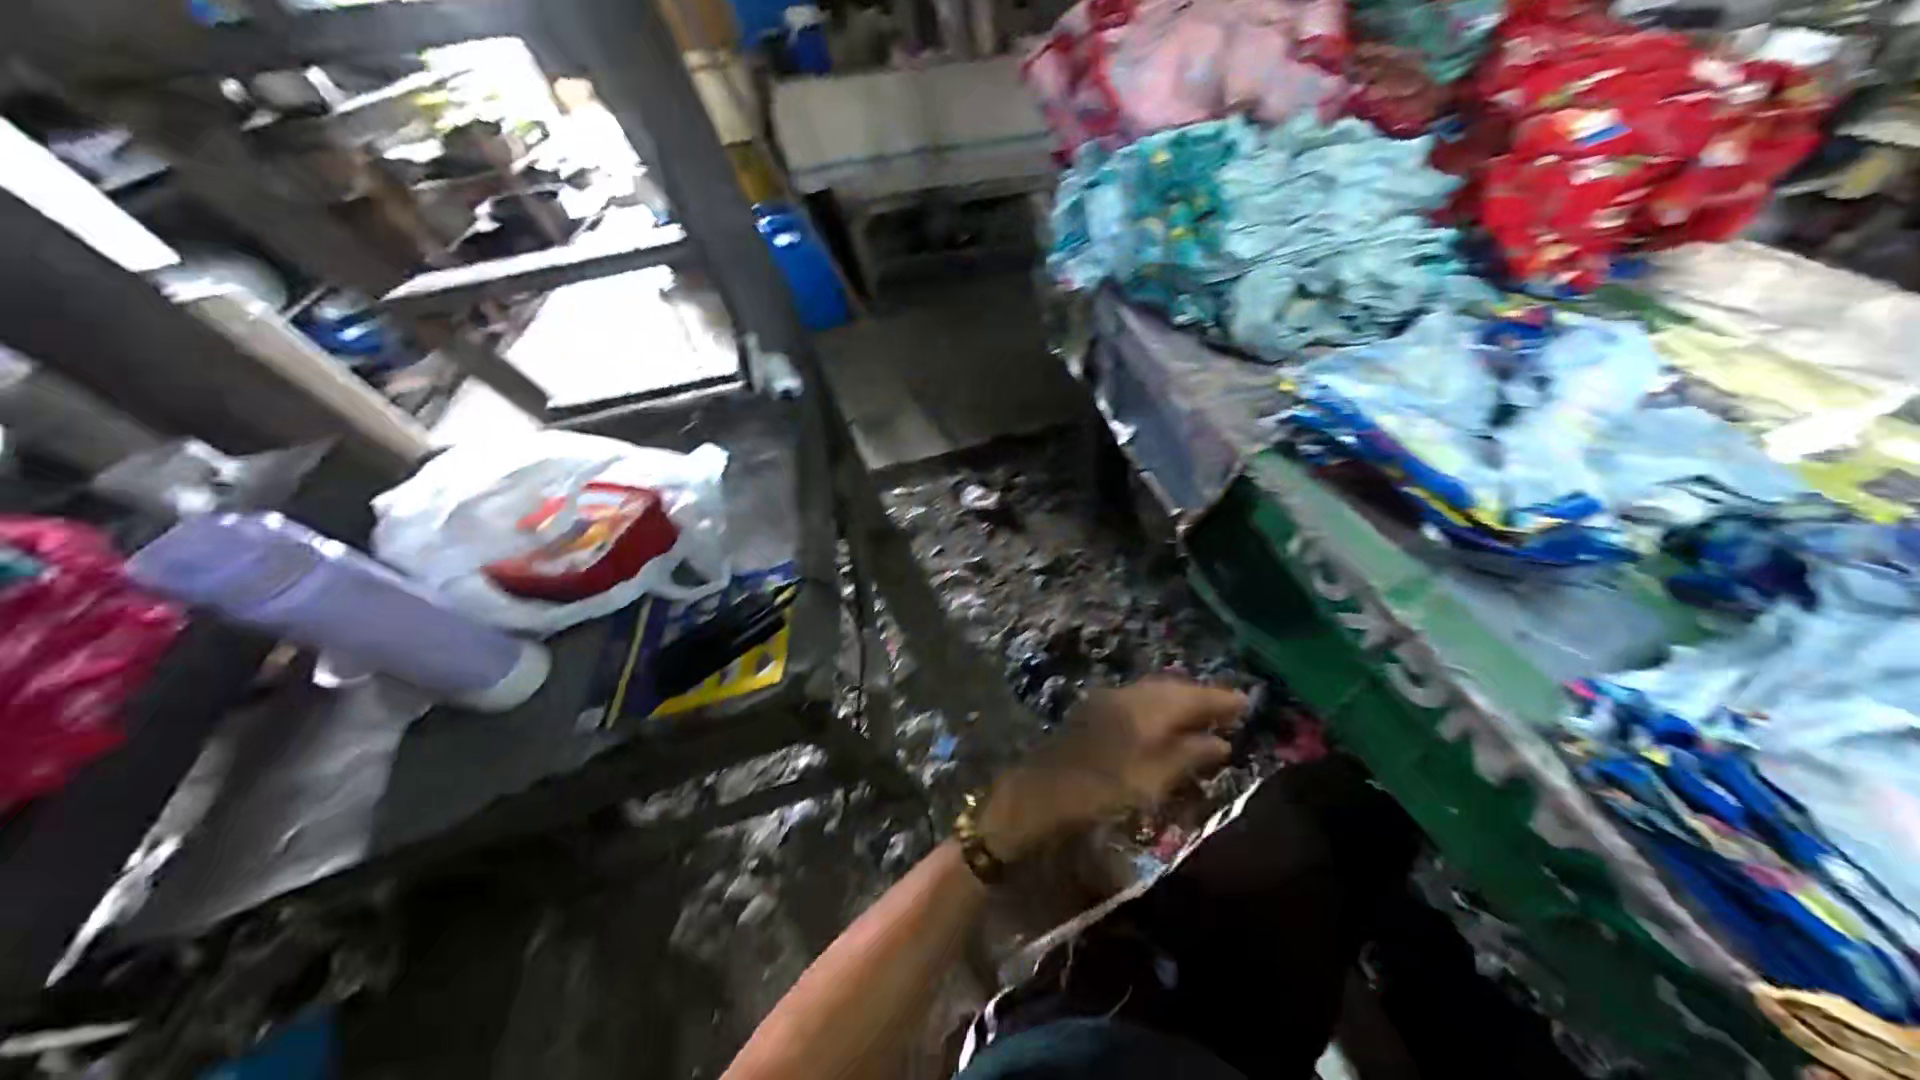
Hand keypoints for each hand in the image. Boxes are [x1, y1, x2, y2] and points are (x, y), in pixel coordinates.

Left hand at [977, 675, 1247, 860]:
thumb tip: (1220, 740)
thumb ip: (1189, 755)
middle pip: (1173, 688)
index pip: (1193, 696)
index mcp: (1145, 708)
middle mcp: (1127, 694)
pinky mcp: (1093, 710)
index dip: (1221, 699)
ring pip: (1154, 692)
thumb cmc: (1100, 792)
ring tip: (1203, 715)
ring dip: (1180, 699)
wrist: (1040, 793)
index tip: (1248, 702)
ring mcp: (1106, 699)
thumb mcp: (1152, 781)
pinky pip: (1137, 699)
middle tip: (1230, 709)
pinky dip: (1159, 706)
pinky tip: (1166, 722)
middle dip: (1202, 696)